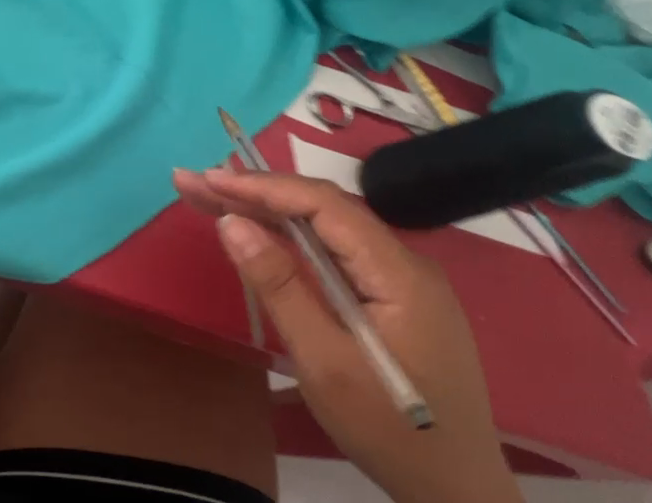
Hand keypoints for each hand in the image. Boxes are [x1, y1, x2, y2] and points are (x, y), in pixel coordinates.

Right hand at [173, 167, 522, 502]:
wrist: (458, 492)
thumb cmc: (390, 430)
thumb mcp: (324, 362)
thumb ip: (279, 286)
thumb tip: (231, 222)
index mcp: (399, 273)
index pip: (323, 205)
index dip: (262, 186)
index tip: (207, 180)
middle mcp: (406, 264)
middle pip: (323, 210)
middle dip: (255, 193)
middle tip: (194, 184)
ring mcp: (403, 282)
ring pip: (327, 229)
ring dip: (269, 212)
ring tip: (211, 200)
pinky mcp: (394, 300)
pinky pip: (336, 252)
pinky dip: (291, 239)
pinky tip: (259, 234)